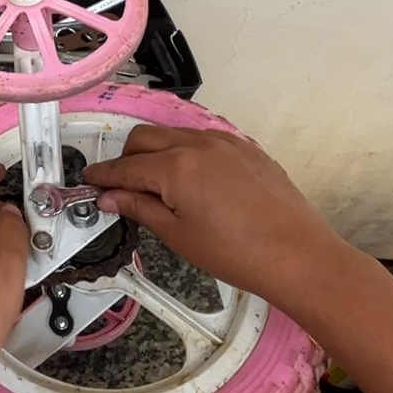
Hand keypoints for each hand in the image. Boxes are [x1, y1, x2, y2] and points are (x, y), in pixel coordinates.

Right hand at [82, 126, 356, 309]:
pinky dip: (186, 151)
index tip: (90, 180)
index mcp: (175, 167)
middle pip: (143, 138)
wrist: (302, 258)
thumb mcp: (178, 235)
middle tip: (123, 186)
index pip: (125, 167)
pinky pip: (203, 139)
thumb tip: (109, 197)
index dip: (103, 175)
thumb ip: (138, 208)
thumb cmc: (238, 253)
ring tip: (159, 183)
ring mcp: (225, 142)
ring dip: (156, 152)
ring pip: (173, 134)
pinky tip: (193, 179)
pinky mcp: (246, 148)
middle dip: (127, 158)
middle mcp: (197, 144)